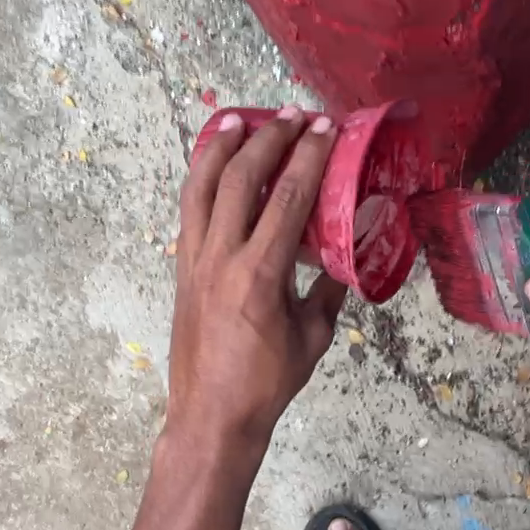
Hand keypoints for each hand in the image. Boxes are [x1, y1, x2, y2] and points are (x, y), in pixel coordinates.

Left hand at [166, 107, 346, 452]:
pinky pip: (188, 210)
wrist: (212, 413)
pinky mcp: (182, 268)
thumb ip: (329, 290)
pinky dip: (201, 178)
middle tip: (294, 115)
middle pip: (241, 178)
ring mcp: (194, 260)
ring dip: (222, 146)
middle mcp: (221, 257)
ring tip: (242, 118)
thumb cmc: (268, 381)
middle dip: (270, 138)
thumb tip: (348, 255)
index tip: (326, 128)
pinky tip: (213, 164)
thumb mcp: (313, 336)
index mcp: (260, 275)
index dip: (309, 157)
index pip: (287, 199)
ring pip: (201, 185)